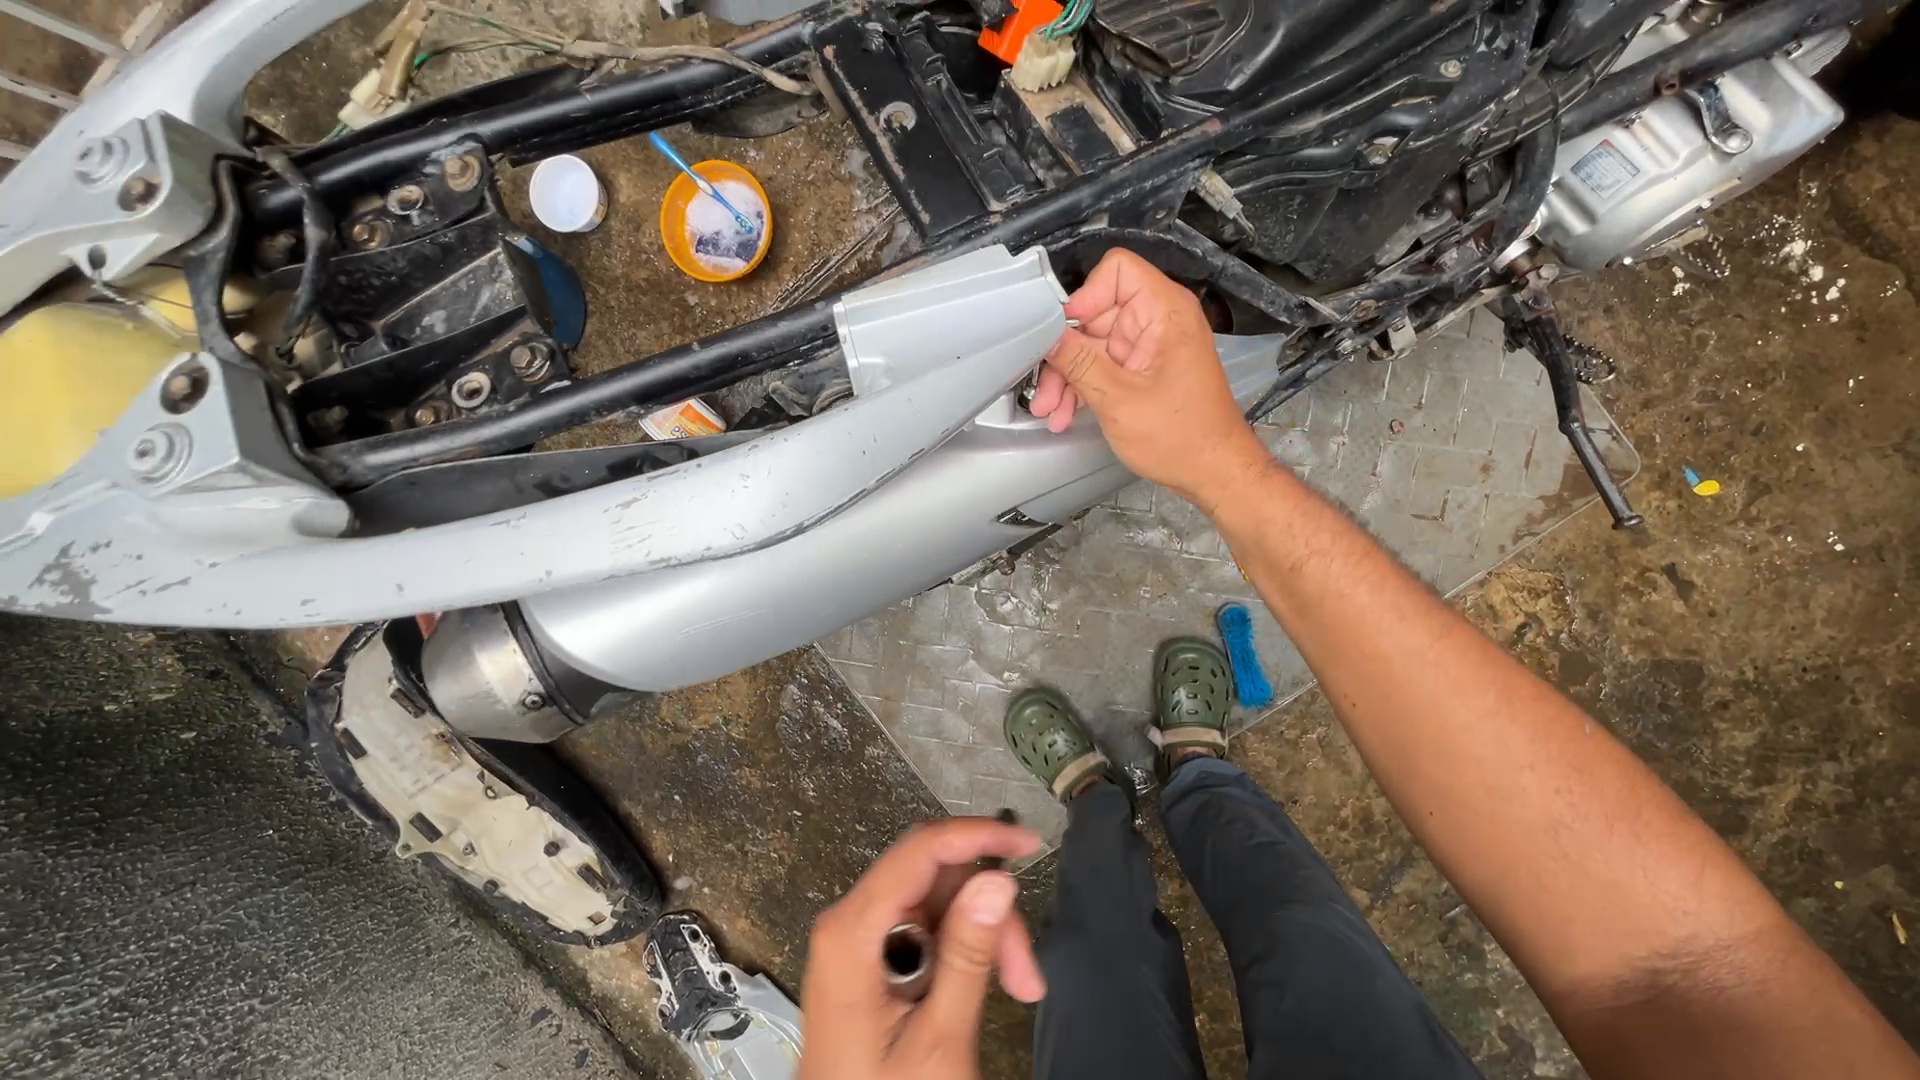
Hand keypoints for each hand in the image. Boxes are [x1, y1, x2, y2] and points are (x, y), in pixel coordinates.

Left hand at [798, 818, 1045, 1079]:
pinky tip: (988, 984)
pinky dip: (965, 951)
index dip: (976, 835)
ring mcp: (861, 938)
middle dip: (987, 910)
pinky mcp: (872, 957)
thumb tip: (997, 879)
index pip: (920, 850)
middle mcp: (851, 921)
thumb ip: (967, 956)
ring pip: (940, 901)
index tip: (1028, 843)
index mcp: (852, 931)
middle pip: (935, 877)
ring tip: (1018, 989)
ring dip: (984, 936)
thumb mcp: (937, 1040)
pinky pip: (929, 928)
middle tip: (1026, 971)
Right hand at [1030, 249, 1268, 505]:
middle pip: (1094, 315)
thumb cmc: (1185, 438)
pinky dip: (1083, 387)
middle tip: (1045, 387)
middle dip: (1065, 352)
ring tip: (1052, 410)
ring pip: (1092, 345)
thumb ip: (1078, 362)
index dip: (1084, 297)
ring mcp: (1149, 347)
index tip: (1062, 332)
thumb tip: (1046, 334)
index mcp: (1165, 312)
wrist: (1213, 472)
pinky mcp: (1142, 370)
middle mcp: (1158, 322)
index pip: (1116, 271)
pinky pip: (1102, 367)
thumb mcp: (1118, 399)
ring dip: (1068, 377)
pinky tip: (1068, 413)